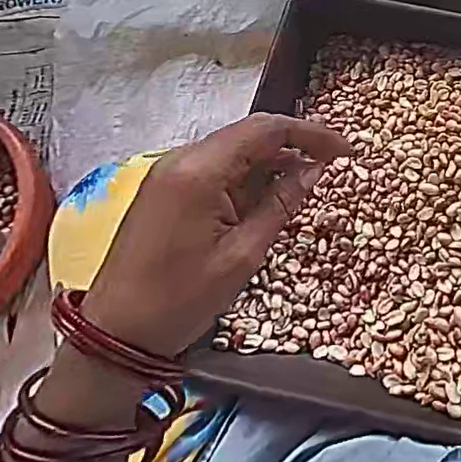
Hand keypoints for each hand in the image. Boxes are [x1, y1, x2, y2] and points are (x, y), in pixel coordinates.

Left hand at [81, 114, 349, 355]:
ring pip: (234, 150)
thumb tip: (315, 170)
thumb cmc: (180, 299)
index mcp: (200, 170)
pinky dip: (248, 177)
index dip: (310, 134)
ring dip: (272, 162)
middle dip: (294, 145)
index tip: (344, 151)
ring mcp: (171, 171)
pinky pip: (217, 168)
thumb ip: (281, 204)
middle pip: (250, 134)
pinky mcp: (167, 188)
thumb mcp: (243, 254)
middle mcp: (183, 159)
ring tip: (307, 184)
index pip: (266, 129)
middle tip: (332, 165)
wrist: (115, 333)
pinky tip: (269, 196)